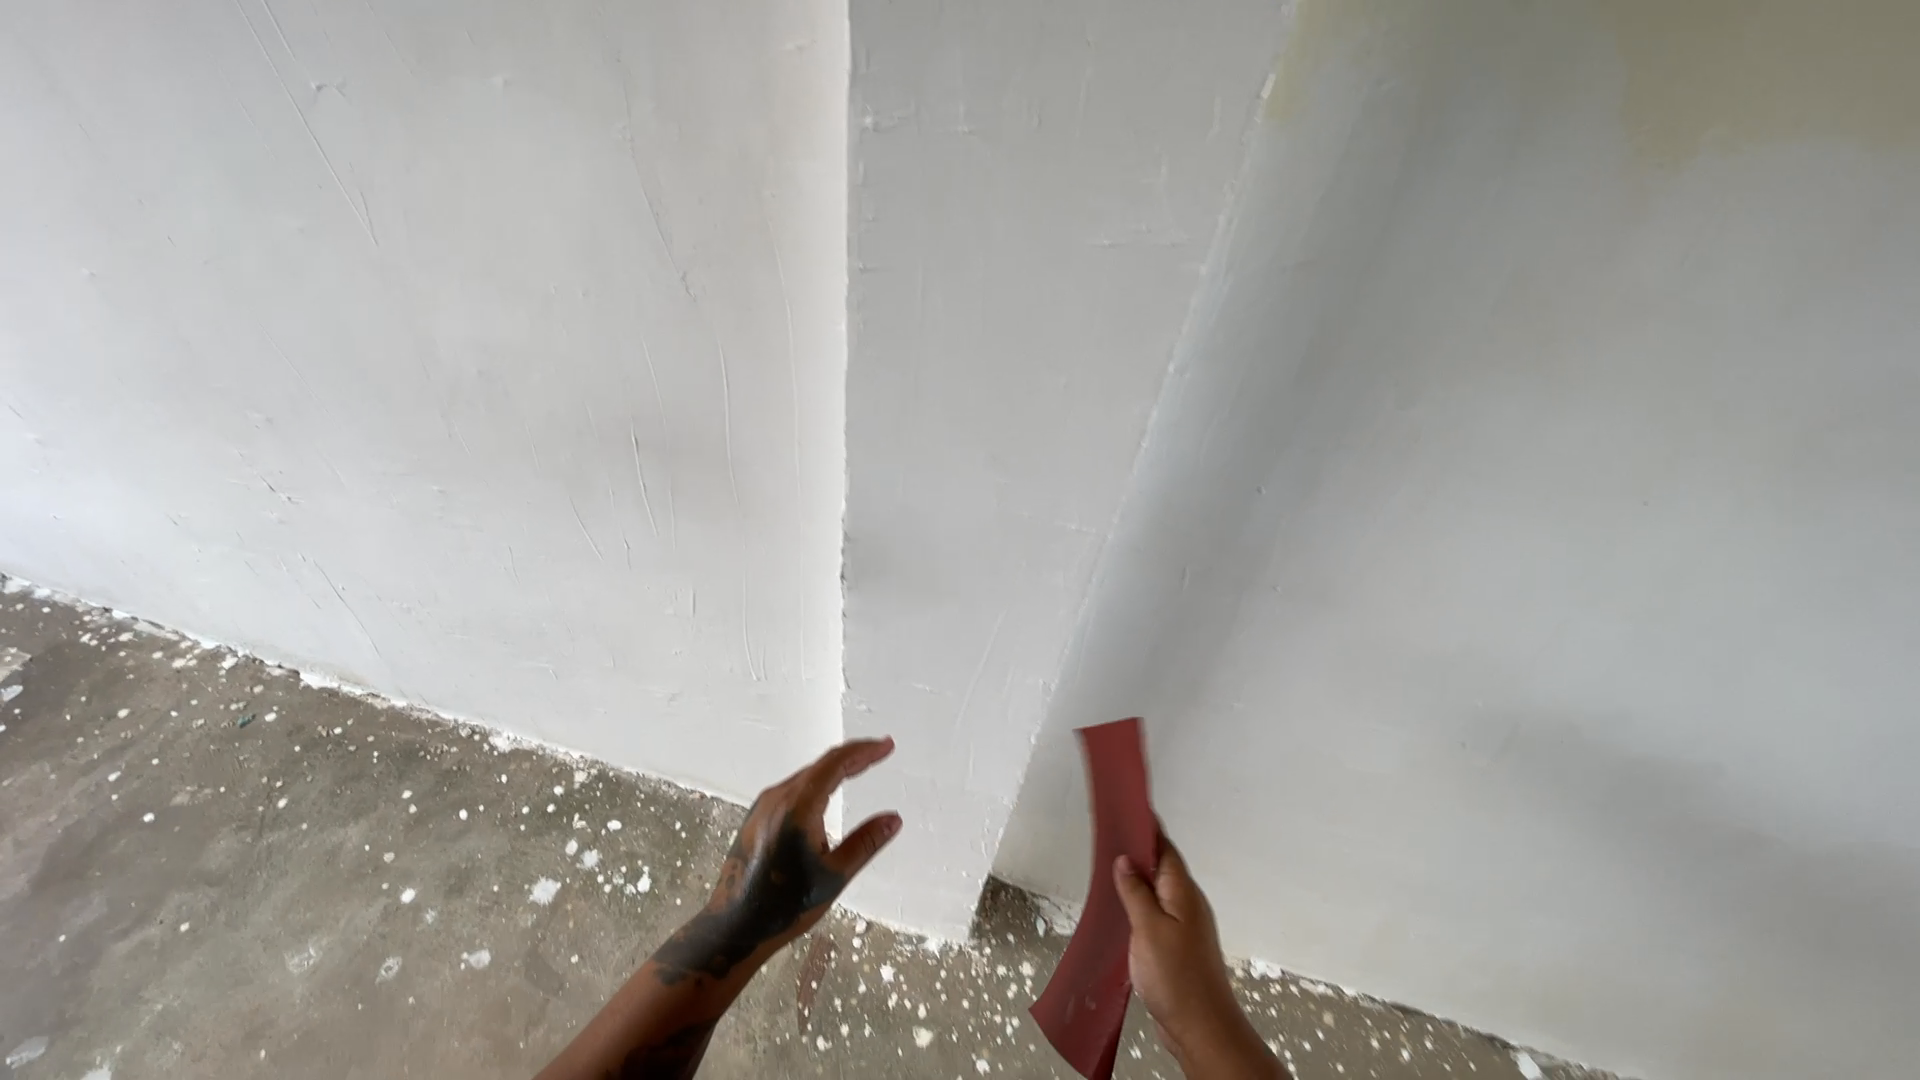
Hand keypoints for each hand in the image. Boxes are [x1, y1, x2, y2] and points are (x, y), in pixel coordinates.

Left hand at [650, 738, 902, 984]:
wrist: (734, 927)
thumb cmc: (786, 905)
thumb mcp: (834, 876)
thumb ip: (865, 843)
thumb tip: (894, 819)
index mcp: (799, 806)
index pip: (836, 763)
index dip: (864, 751)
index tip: (887, 746)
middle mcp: (778, 797)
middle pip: (821, 764)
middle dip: (854, 756)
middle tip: (880, 752)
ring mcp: (764, 805)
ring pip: (807, 775)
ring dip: (835, 768)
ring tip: (860, 768)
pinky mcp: (757, 816)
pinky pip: (794, 787)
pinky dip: (818, 781)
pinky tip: (827, 793)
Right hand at [1115, 838, 1286, 1078]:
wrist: (1203, 1030)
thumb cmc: (1177, 978)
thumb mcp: (1149, 929)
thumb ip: (1136, 892)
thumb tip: (1125, 860)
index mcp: (1183, 892)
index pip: (1164, 847)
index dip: (1147, 827)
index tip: (1128, 807)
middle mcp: (1187, 903)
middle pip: (1162, 865)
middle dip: (1138, 848)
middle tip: (1109, 834)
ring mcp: (1184, 925)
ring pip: (1158, 889)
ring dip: (1137, 877)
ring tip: (1108, 867)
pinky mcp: (1178, 945)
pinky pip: (1156, 911)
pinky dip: (1139, 901)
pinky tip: (1122, 909)